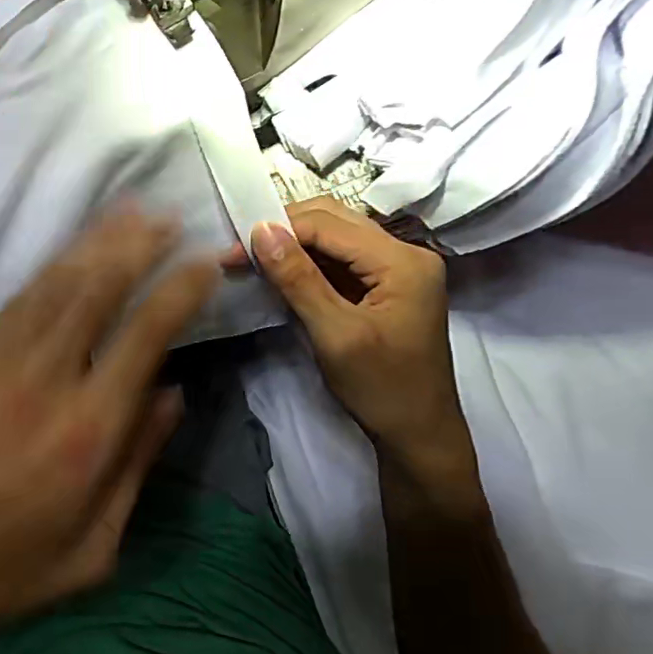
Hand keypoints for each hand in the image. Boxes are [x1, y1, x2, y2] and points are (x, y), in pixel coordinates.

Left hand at [0, 210, 218, 653]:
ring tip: (127, 211)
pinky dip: (51, 269)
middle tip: (166, 216)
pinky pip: (18, 300)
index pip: (145, 336)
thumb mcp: (96, 546)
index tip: (204, 263)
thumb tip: (173, 393)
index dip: (179, 291)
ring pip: (56, 284)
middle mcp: (47, 381)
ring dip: (95, 243)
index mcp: (89, 431)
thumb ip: (138, 462)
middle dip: (137, 245)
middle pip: (98, 290)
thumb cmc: (8, 568)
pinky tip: (70, 253)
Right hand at [229, 197, 463, 457]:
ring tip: (254, 258)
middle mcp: (405, 253)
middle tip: (239, 251)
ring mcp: (398, 267)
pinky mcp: (386, 283)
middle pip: (335, 220)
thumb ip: (299, 280)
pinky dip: (308, 261)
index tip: (233, 248)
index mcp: (402, 261)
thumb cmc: (380, 388)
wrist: (418, 433)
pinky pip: (341, 258)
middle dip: (284, 230)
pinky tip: (281, 271)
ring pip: (336, 235)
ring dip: (293, 244)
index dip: (278, 230)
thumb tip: (261, 231)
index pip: (329, 225)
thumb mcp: (334, 335)